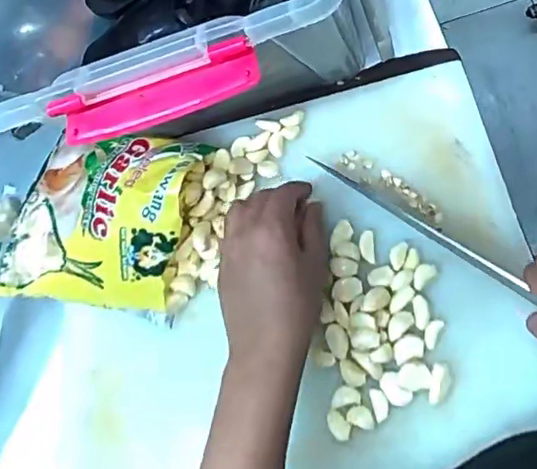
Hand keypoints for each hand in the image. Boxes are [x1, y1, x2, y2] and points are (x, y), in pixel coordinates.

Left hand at [216, 181, 328, 374]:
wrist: (264, 347)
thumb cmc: (297, 307)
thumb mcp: (315, 265)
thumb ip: (313, 229)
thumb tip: (311, 206)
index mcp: (271, 226)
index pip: (283, 193)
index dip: (298, 189)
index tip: (309, 193)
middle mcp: (245, 228)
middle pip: (261, 197)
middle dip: (280, 196)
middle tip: (296, 208)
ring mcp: (229, 243)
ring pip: (241, 208)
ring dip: (258, 205)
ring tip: (273, 220)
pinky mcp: (221, 260)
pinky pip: (231, 227)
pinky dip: (244, 222)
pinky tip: (257, 239)